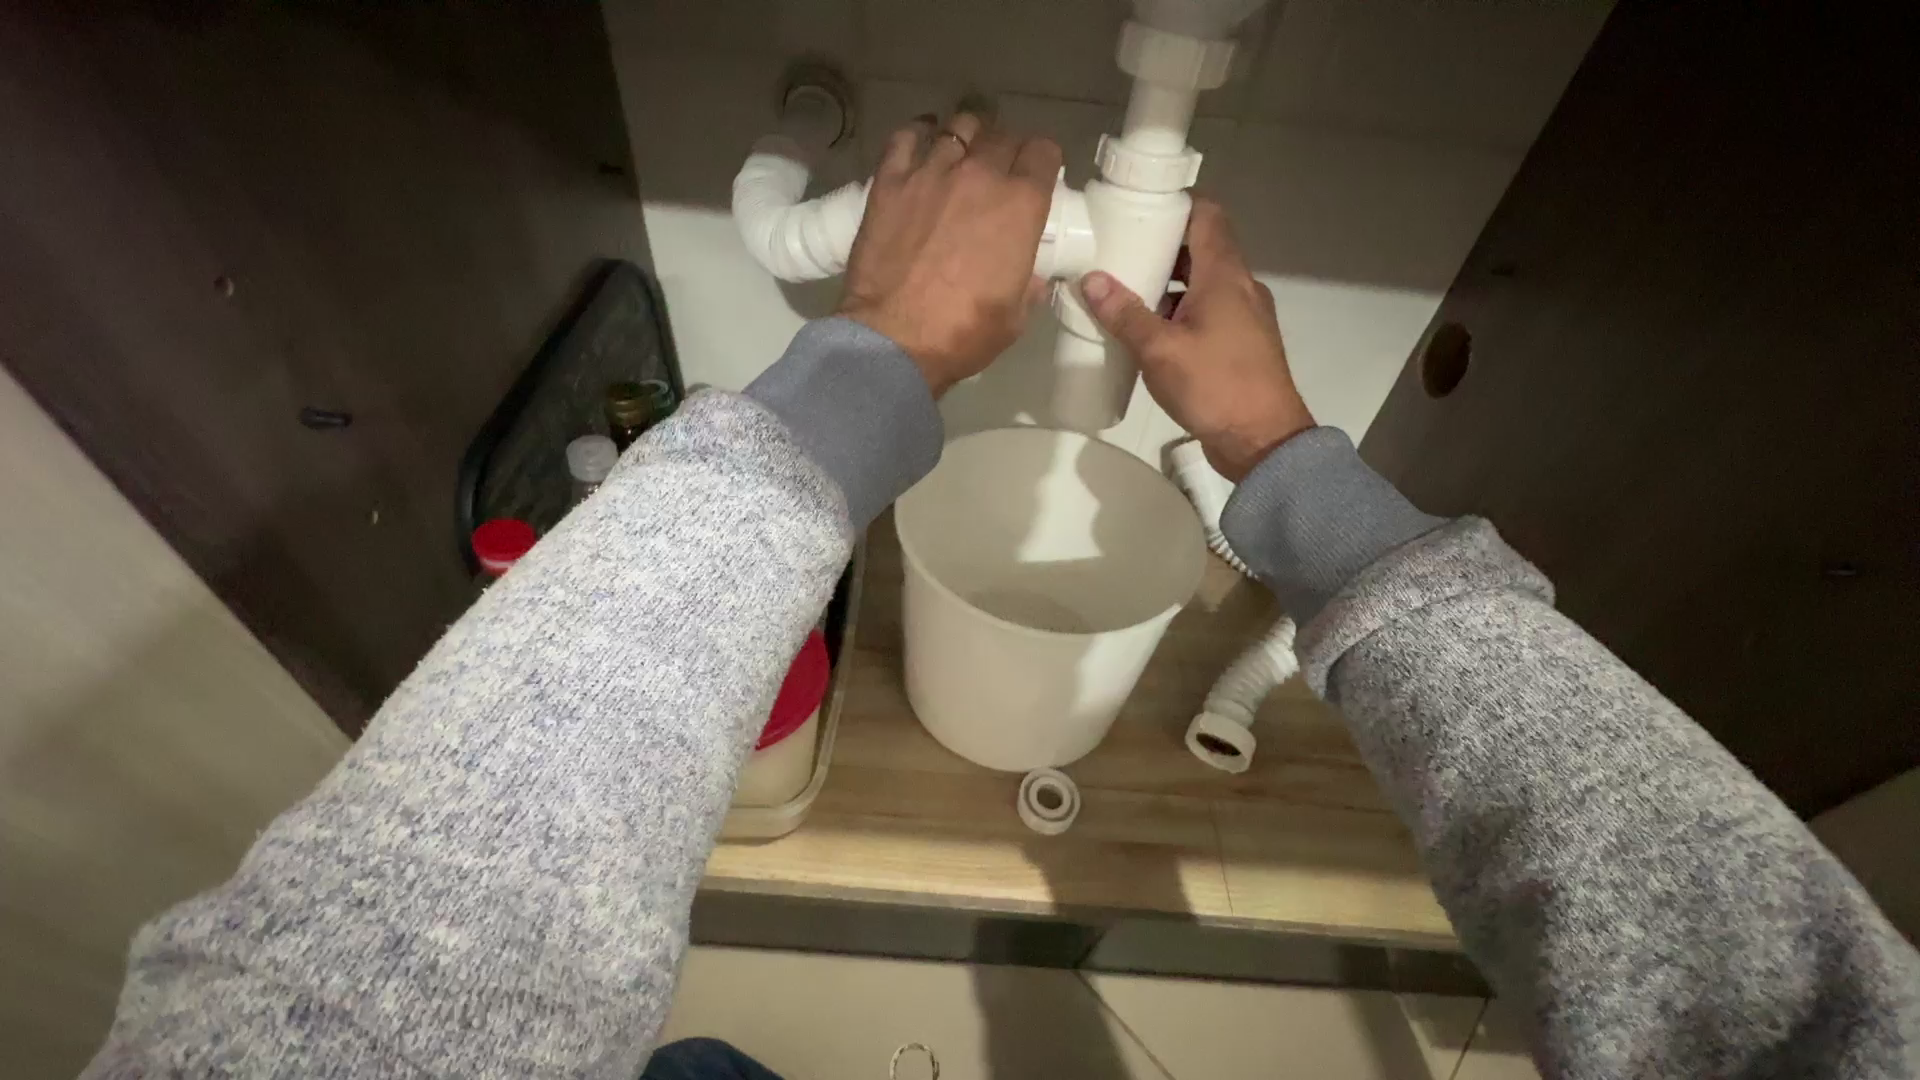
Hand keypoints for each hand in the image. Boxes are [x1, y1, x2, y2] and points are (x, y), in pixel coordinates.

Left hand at [839, 112, 1062, 395]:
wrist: (895, 340)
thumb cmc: (963, 334)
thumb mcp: (1015, 318)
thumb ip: (1028, 285)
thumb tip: (1031, 277)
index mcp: (1021, 205)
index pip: (1044, 154)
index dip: (1043, 164)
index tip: (1037, 180)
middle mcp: (980, 174)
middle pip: (1003, 137)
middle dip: (1007, 151)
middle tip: (999, 174)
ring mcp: (931, 171)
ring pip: (958, 127)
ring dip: (967, 138)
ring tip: (962, 157)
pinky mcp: (890, 180)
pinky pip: (906, 136)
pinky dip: (918, 135)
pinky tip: (921, 145)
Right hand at [1079, 198, 1313, 480]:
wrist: (1263, 440)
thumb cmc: (1214, 386)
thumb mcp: (1159, 350)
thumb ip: (1125, 314)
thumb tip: (1092, 280)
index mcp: (1225, 275)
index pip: (1207, 215)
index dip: (1174, 206)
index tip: (1138, 212)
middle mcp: (1241, 286)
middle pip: (1203, 248)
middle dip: (1162, 248)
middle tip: (1121, 255)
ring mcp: (1246, 315)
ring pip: (1205, 283)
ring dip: (1170, 285)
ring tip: (1129, 296)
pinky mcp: (1243, 342)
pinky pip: (1210, 311)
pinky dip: (1182, 310)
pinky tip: (1153, 333)